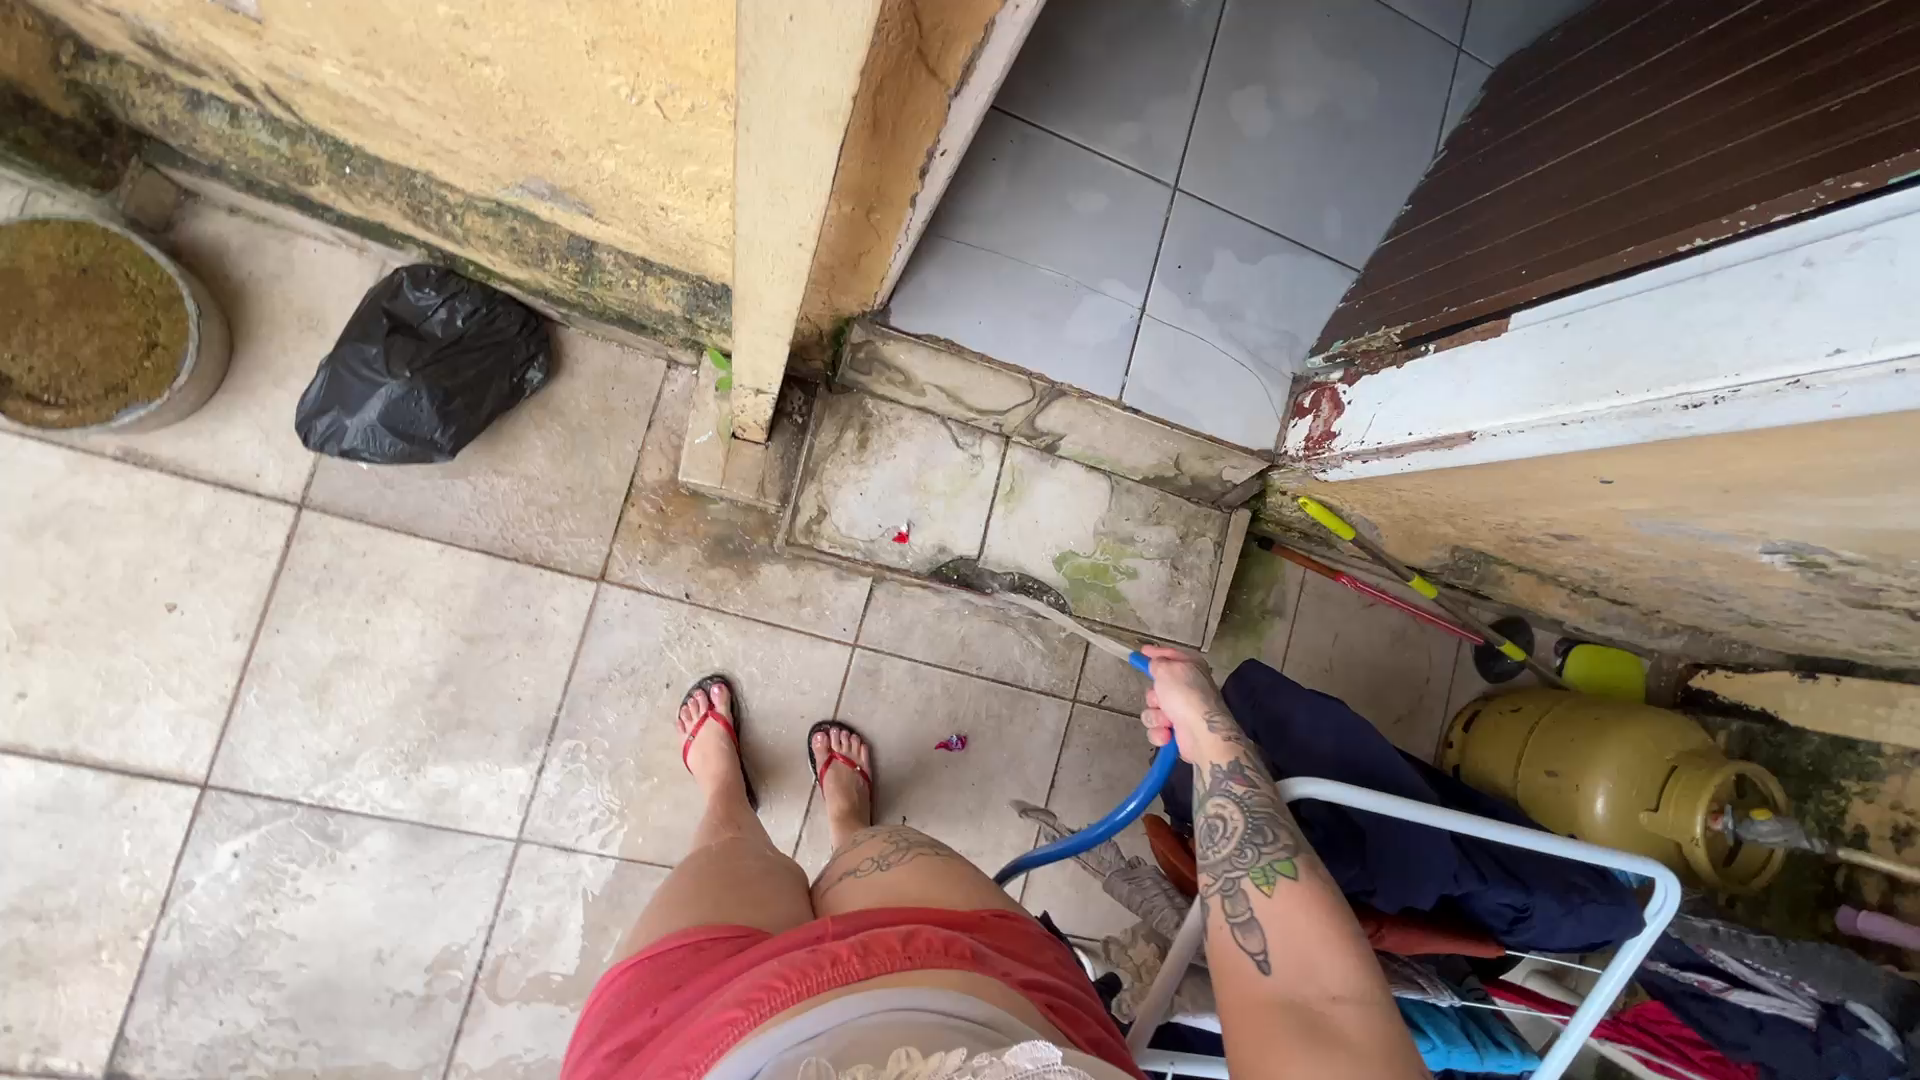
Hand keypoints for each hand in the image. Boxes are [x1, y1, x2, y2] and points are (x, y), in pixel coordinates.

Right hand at [1138, 644, 1241, 761]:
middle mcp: (1187, 688)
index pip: (1170, 655)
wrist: (1200, 732)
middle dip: (1153, 696)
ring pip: (1153, 710)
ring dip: (1155, 716)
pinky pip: (1156, 728)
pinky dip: (1159, 731)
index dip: (1156, 653)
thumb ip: (1157, 662)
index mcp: (1190, 667)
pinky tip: (1167, 732)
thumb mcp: (1166, 669)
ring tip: (1167, 719)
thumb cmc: (1185, 695)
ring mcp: (1182, 710)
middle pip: (1157, 687)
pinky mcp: (1177, 730)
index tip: (1142, 652)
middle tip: (1159, 699)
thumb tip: (1155, 663)